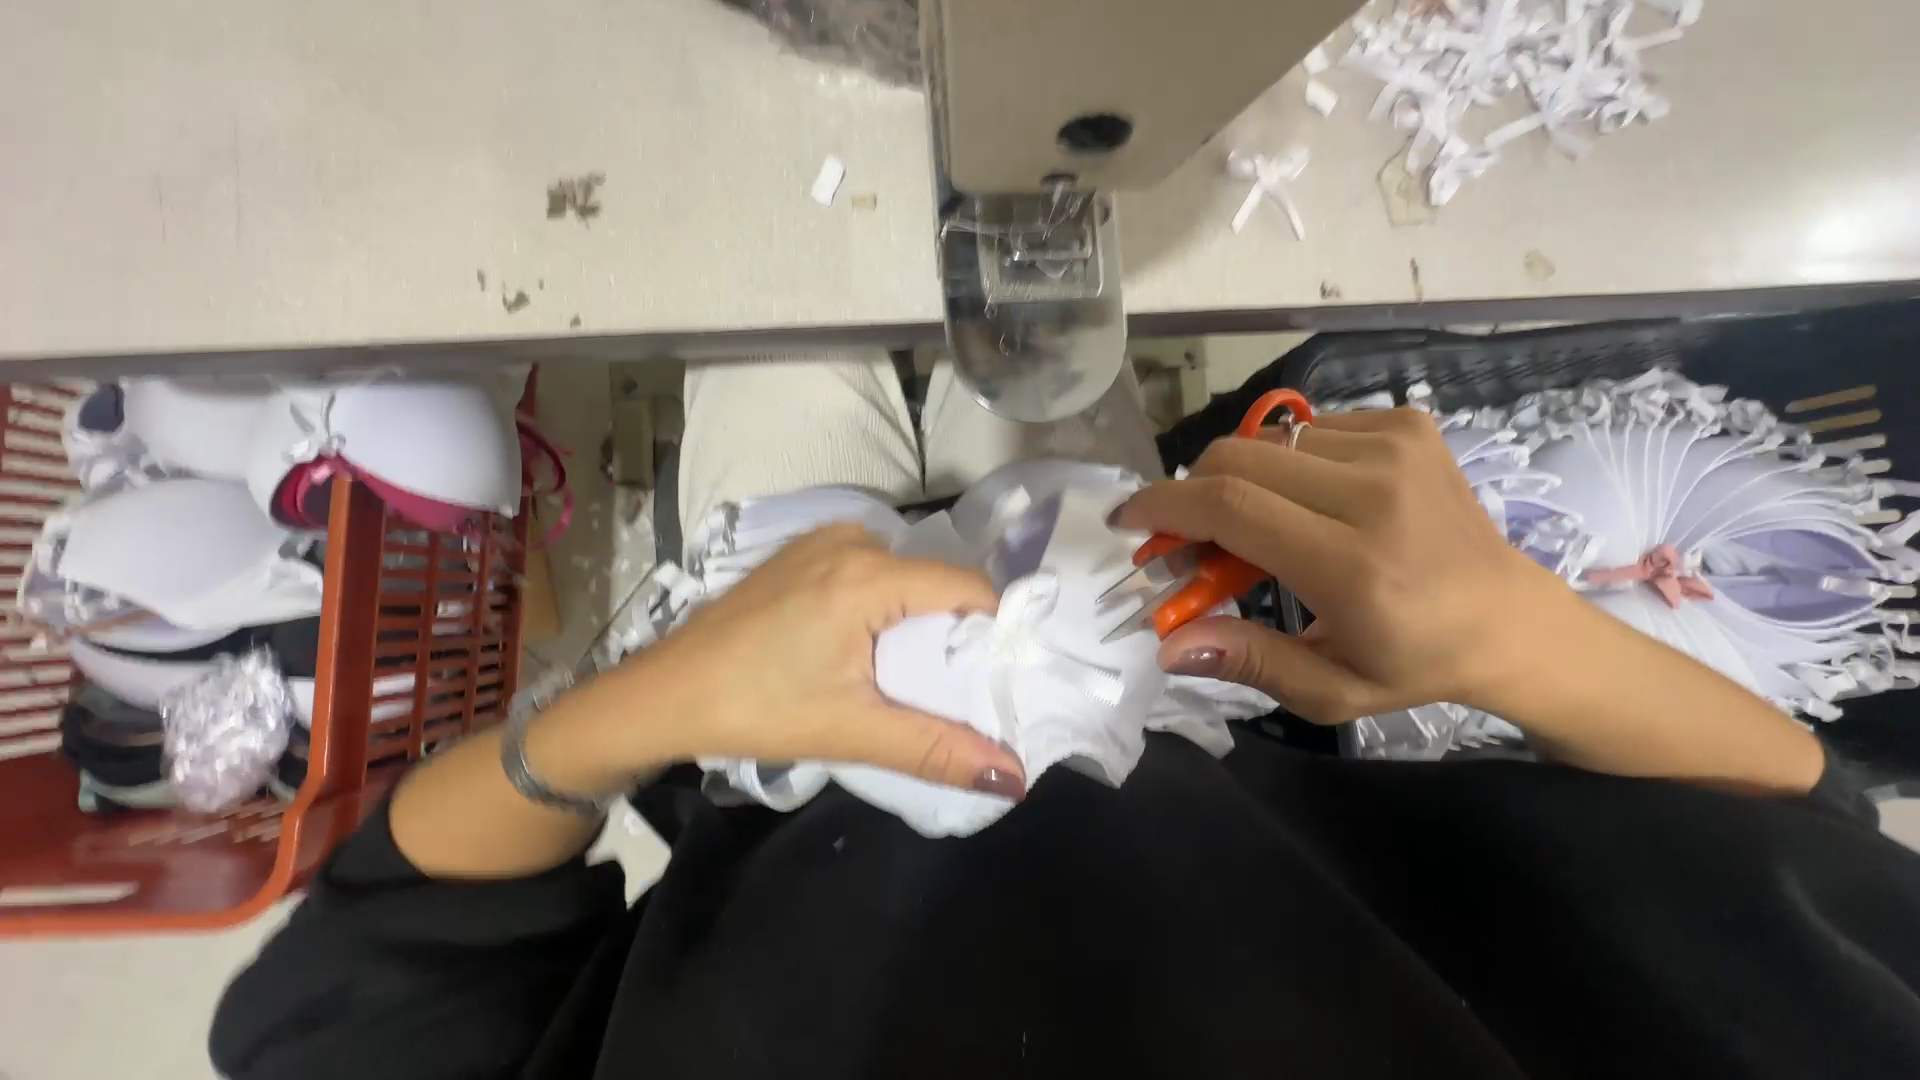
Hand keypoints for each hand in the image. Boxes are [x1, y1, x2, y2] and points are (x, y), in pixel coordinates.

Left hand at [557, 525, 1026, 797]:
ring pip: (904, 574)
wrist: (663, 694)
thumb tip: (1013, 777)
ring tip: (911, 671)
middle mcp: (852, 540)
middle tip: (957, 684)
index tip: (999, 676)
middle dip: (954, 630)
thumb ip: (936, 748)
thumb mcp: (850, 730)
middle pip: (936, 579)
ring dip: (916, 617)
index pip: (967, 586)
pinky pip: (870, 568)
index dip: (993, 630)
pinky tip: (867, 644)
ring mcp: (822, 540)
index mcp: (868, 576)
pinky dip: (884, 602)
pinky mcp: (802, 552)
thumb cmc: (755, 709)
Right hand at [1110, 409, 1580, 722]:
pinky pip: (1305, 429)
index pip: (1230, 507)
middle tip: (1187, 535)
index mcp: (1353, 563)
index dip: (1164, 504)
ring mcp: (1395, 446)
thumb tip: (1168, 643)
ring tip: (1255, 524)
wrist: (1511, 619)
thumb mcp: (1327, 690)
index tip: (1129, 518)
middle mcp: (1374, 490)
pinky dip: (1282, 463)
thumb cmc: (1413, 662)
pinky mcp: (1407, 424)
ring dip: (1237, 480)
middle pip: (1235, 460)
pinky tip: (1307, 500)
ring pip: (1265, 441)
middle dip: (1190, 492)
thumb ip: (1247, 660)